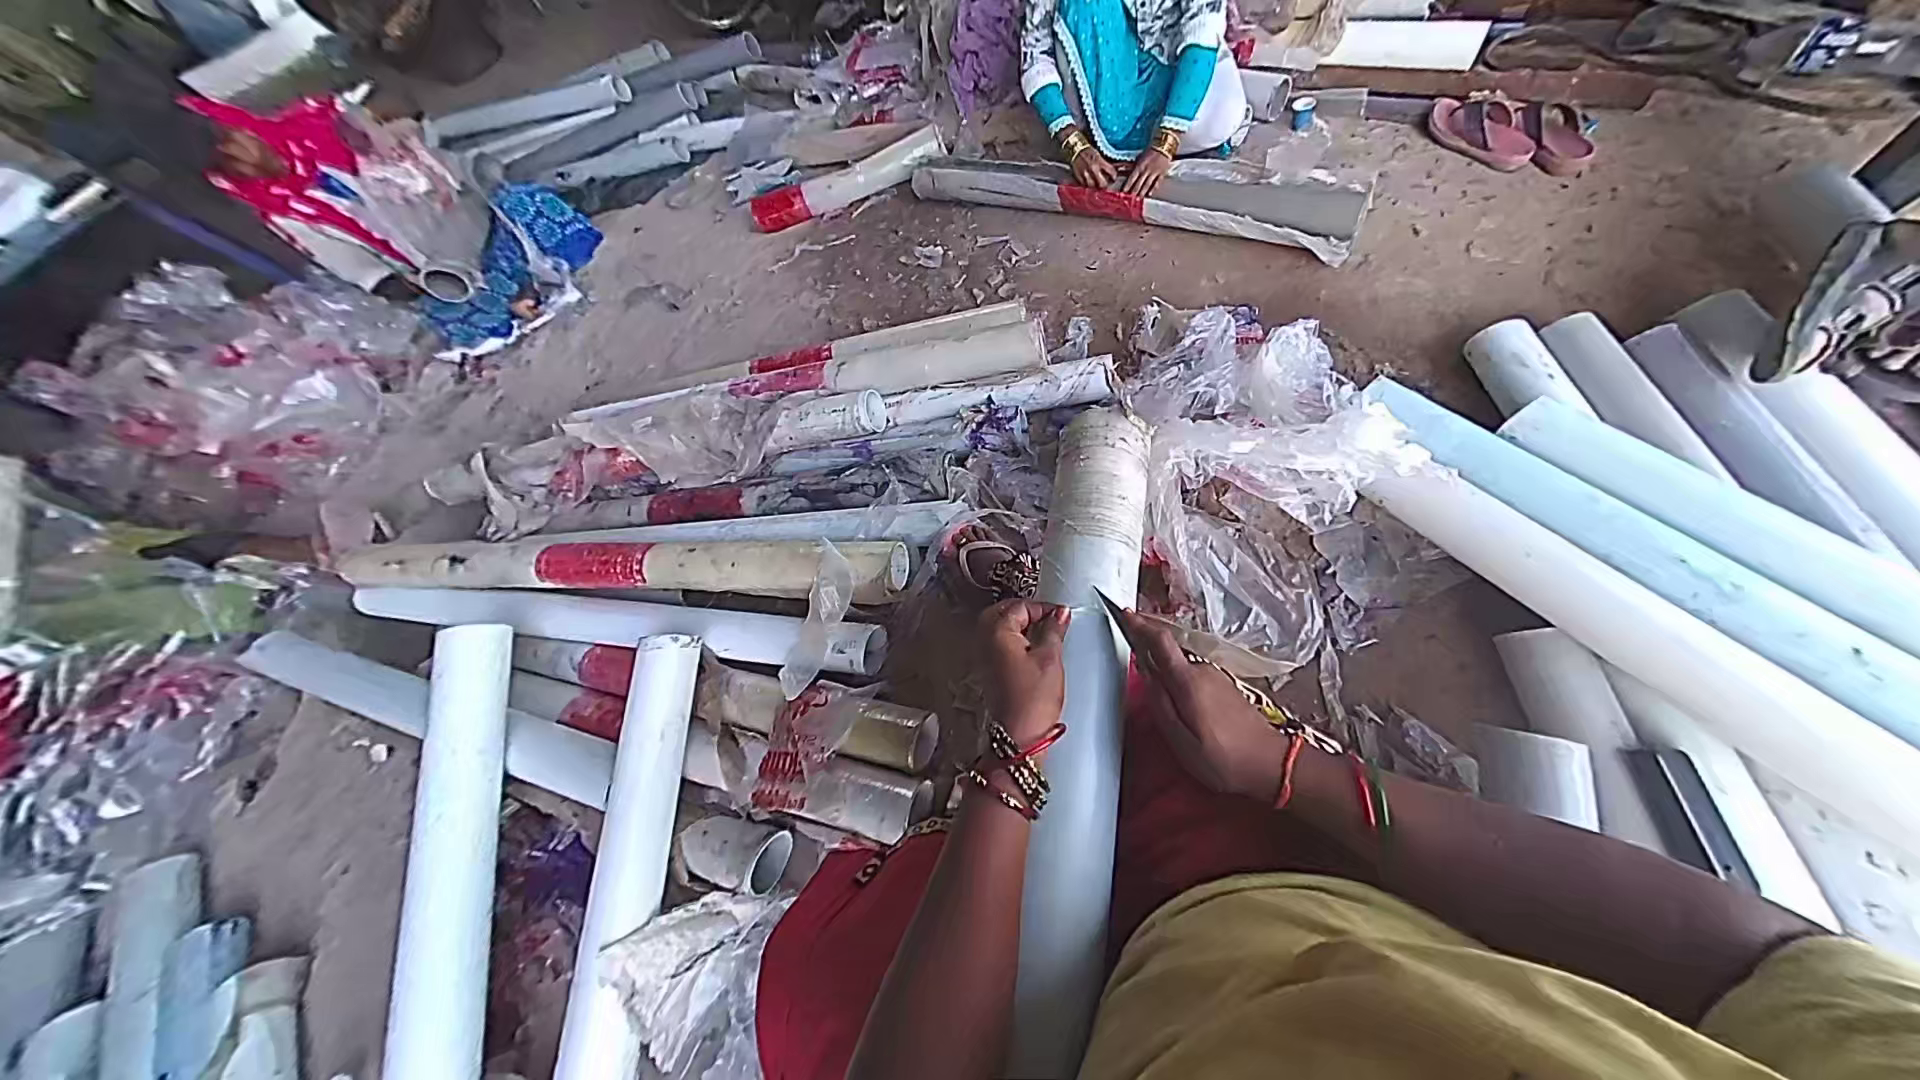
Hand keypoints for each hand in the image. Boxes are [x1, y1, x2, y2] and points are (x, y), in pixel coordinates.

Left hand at [979, 598, 1069, 747]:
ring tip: (1042, 630)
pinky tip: (1030, 647)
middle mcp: (985, 641)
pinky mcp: (988, 670)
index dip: (1042, 607)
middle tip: (1049, 617)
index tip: (1060, 614)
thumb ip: (1054, 630)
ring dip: (1018, 623)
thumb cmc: (1032, 700)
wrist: (1020, 734)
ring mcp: (984, 656)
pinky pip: (997, 643)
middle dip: (1026, 611)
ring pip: (997, 627)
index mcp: (997, 632)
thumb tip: (1060, 614)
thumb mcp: (1050, 657)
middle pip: (1002, 612)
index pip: (1019, 606)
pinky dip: (1013, 638)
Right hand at [1070, 147, 1118, 188]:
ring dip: (1095, 186)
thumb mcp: (1099, 155)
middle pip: (1102, 184)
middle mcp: (1093, 169)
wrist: (1076, 149)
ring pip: (1093, 187)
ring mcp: (1086, 175)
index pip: (1111, 172)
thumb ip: (1105, 164)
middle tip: (1105, 184)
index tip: (1113, 178)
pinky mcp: (1079, 178)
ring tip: (1096, 184)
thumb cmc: (1088, 152)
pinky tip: (1089, 183)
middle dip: (1104, 185)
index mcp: (1100, 162)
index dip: (1114, 176)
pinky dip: (1087, 185)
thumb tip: (1114, 168)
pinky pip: (1085, 186)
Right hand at [1117, 608, 1288, 800]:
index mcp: (1188, 681)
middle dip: (1147, 639)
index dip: (1140, 624)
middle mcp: (1203, 671)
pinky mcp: (1223, 685)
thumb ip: (1160, 703)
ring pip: (1179, 662)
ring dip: (1162, 660)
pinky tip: (1171, 686)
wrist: (1273, 765)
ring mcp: (1215, 676)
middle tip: (1126, 635)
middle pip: (1169, 647)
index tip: (1124, 612)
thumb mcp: (1181, 739)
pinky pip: (1190, 671)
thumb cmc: (1223, 759)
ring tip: (1145, 665)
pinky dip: (1175, 672)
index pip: (1161, 641)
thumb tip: (1145, 674)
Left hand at [1122, 148, 1171, 196]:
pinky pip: (1157, 183)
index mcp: (1140, 166)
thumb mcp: (1138, 158)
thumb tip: (1120, 170)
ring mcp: (1154, 172)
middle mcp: (1146, 170)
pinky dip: (1153, 189)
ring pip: (1147, 185)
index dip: (1127, 186)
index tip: (1123, 193)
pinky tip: (1149, 194)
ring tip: (1137, 199)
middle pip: (1138, 184)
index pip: (1131, 179)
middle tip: (1129, 200)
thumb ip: (1130, 166)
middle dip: (1133, 192)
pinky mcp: (1162, 173)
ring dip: (1142, 193)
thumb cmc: (1149, 152)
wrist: (1163, 145)